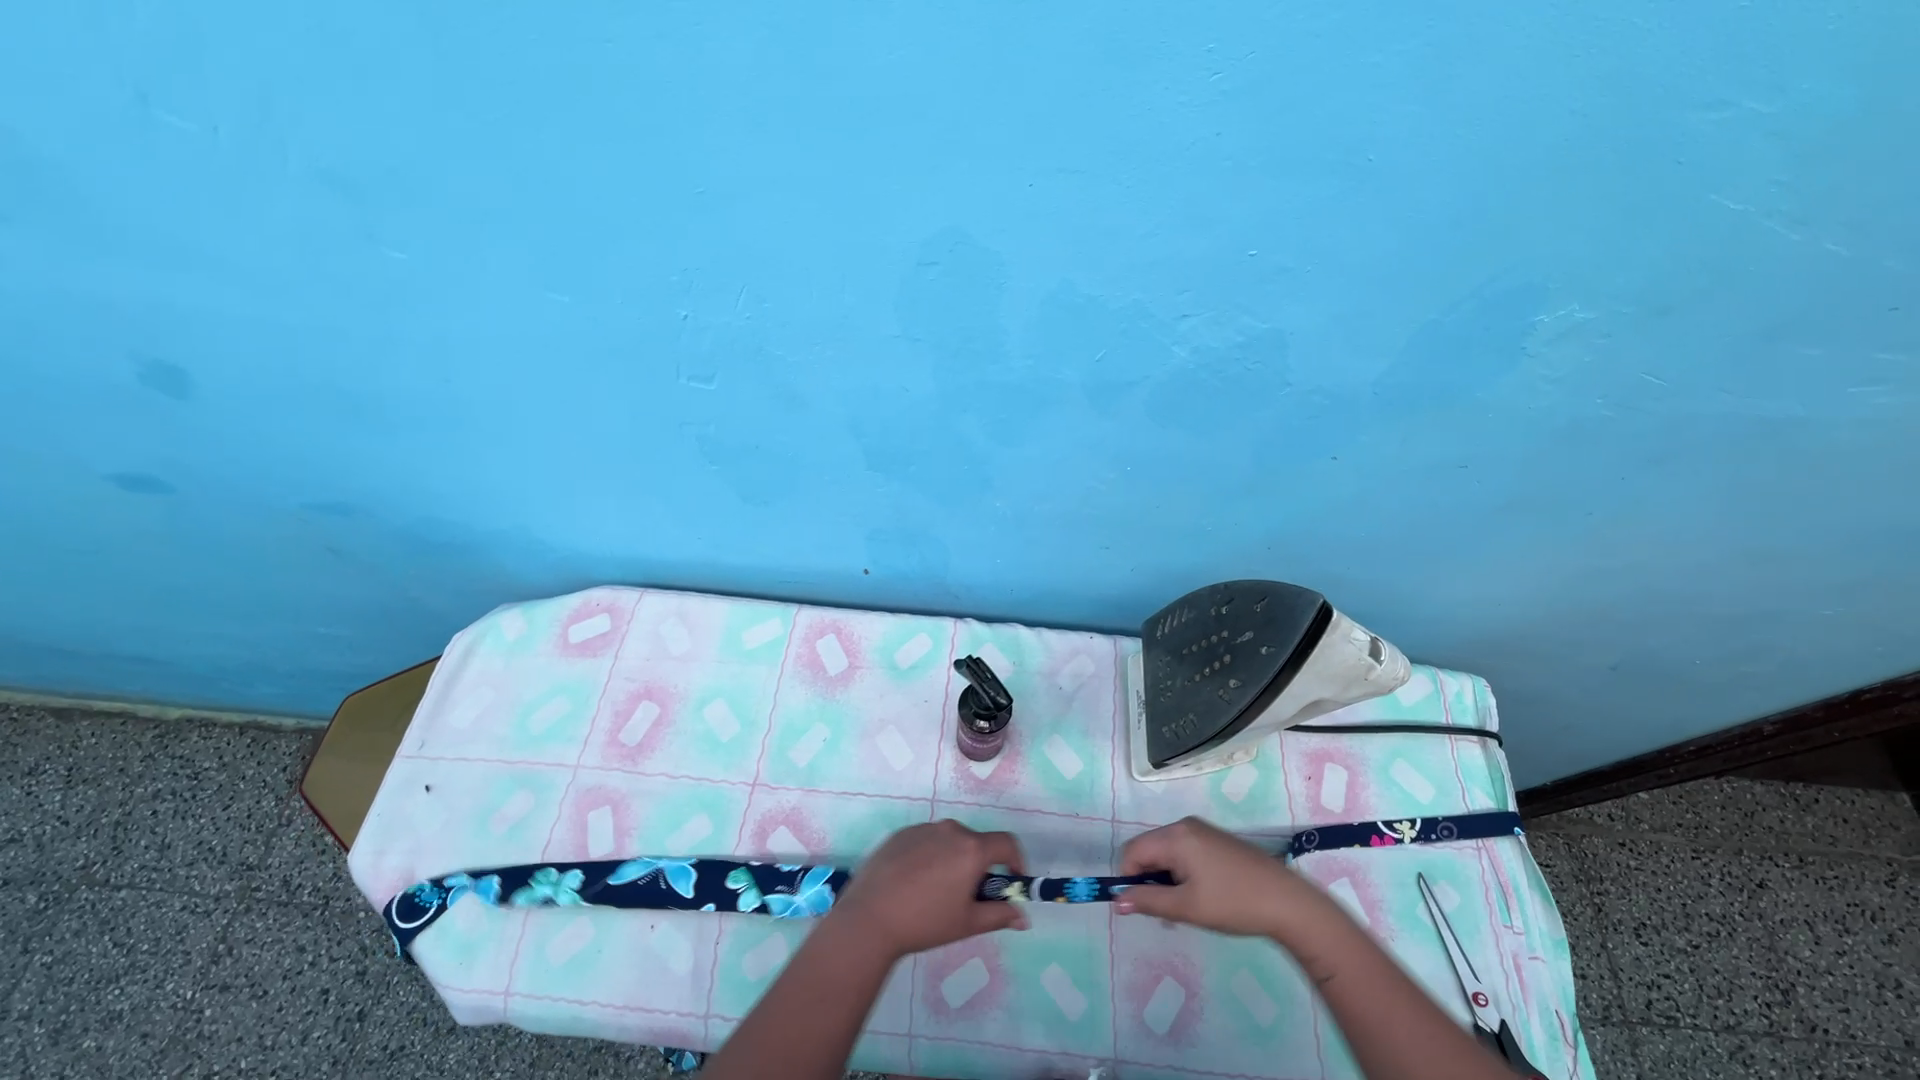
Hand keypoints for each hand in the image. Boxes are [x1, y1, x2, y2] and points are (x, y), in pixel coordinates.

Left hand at [832, 820, 1029, 958]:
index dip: (1015, 861)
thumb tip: (1023, 918)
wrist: (869, 918)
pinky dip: (929, 856)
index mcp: (971, 848)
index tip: (1011, 881)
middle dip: (980, 865)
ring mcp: (922, 829)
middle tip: (970, 895)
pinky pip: (925, 841)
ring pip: (949, 841)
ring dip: (954, 859)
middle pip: (976, 843)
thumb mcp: (967, 923)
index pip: (1006, 843)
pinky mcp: (899, 835)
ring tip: (938, 891)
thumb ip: (1000, 915)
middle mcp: (949, 830)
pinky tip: (913, 883)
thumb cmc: (925, 921)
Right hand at [1116, 816, 1311, 936]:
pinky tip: (1201, 897)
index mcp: (1175, 836)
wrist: (1289, 903)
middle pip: (1149, 850)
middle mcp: (1186, 826)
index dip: (1129, 879)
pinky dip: (1183, 874)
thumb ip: (1147, 901)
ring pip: (1167, 854)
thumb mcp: (1186, 907)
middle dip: (1149, 881)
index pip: (1132, 852)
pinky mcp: (1217, 841)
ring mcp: (1203, 832)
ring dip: (1166, 880)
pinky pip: (1185, 853)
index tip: (1143, 907)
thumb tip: (1117, 900)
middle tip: (1167, 913)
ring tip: (1186, 910)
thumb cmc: (1234, 904)